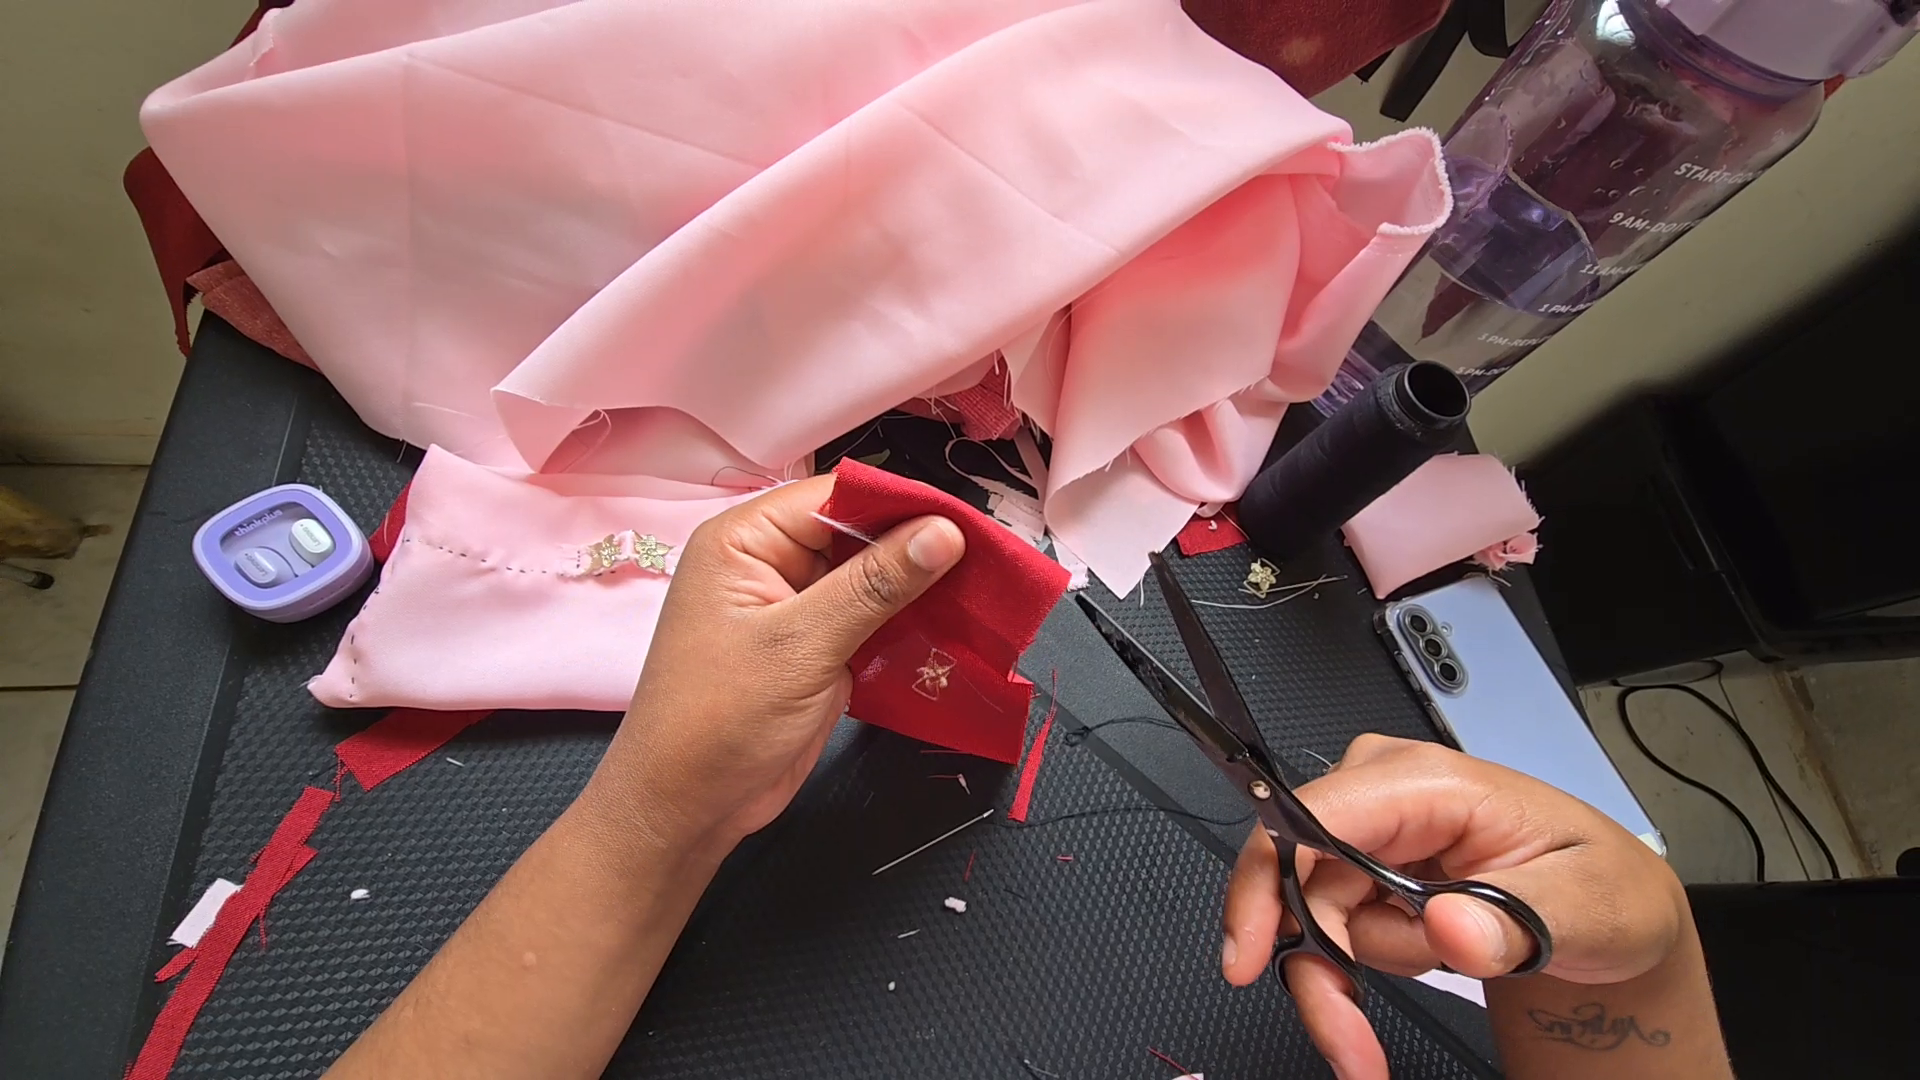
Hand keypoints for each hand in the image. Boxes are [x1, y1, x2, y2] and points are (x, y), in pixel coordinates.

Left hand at [582, 475, 964, 855]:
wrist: (690, 810)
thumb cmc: (724, 719)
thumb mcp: (802, 645)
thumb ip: (875, 585)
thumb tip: (945, 531)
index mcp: (747, 541)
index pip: (835, 496)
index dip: (900, 503)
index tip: (965, 519)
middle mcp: (772, 562)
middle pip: (857, 533)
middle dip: (916, 544)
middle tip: (987, 555)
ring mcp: (798, 606)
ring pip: (870, 576)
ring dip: (918, 584)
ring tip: (983, 585)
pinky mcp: (819, 645)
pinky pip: (871, 616)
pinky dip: (908, 620)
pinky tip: (954, 622)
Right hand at [1221, 735, 1687, 1079]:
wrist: (1603, 908)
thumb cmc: (1603, 889)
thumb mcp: (1594, 908)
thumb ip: (1524, 921)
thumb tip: (1449, 928)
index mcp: (1422, 780)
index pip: (1314, 817)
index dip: (1264, 878)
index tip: (1245, 957)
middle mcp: (1374, 791)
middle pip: (1297, 872)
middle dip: (1313, 963)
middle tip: (1349, 1049)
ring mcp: (1363, 827)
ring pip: (1305, 907)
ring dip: (1334, 978)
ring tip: (1376, 1039)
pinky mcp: (1358, 860)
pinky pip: (1324, 920)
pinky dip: (1344, 971)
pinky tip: (1388, 988)